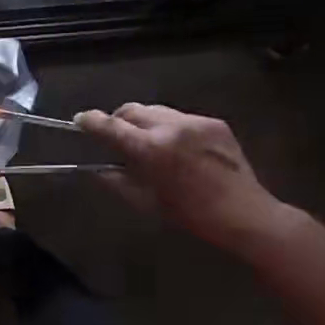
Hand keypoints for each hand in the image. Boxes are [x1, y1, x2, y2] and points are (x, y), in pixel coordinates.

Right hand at [75, 103, 300, 252]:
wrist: (244, 214)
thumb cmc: (191, 215)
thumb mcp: (147, 202)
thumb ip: (118, 182)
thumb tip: (99, 170)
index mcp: (151, 149)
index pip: (111, 126)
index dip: (91, 121)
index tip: (80, 120)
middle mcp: (171, 127)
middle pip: (132, 110)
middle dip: (118, 119)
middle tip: (114, 136)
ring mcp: (195, 122)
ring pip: (156, 111)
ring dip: (144, 122)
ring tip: (147, 142)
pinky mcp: (214, 123)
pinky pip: (181, 118)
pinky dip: (170, 128)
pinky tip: (177, 148)